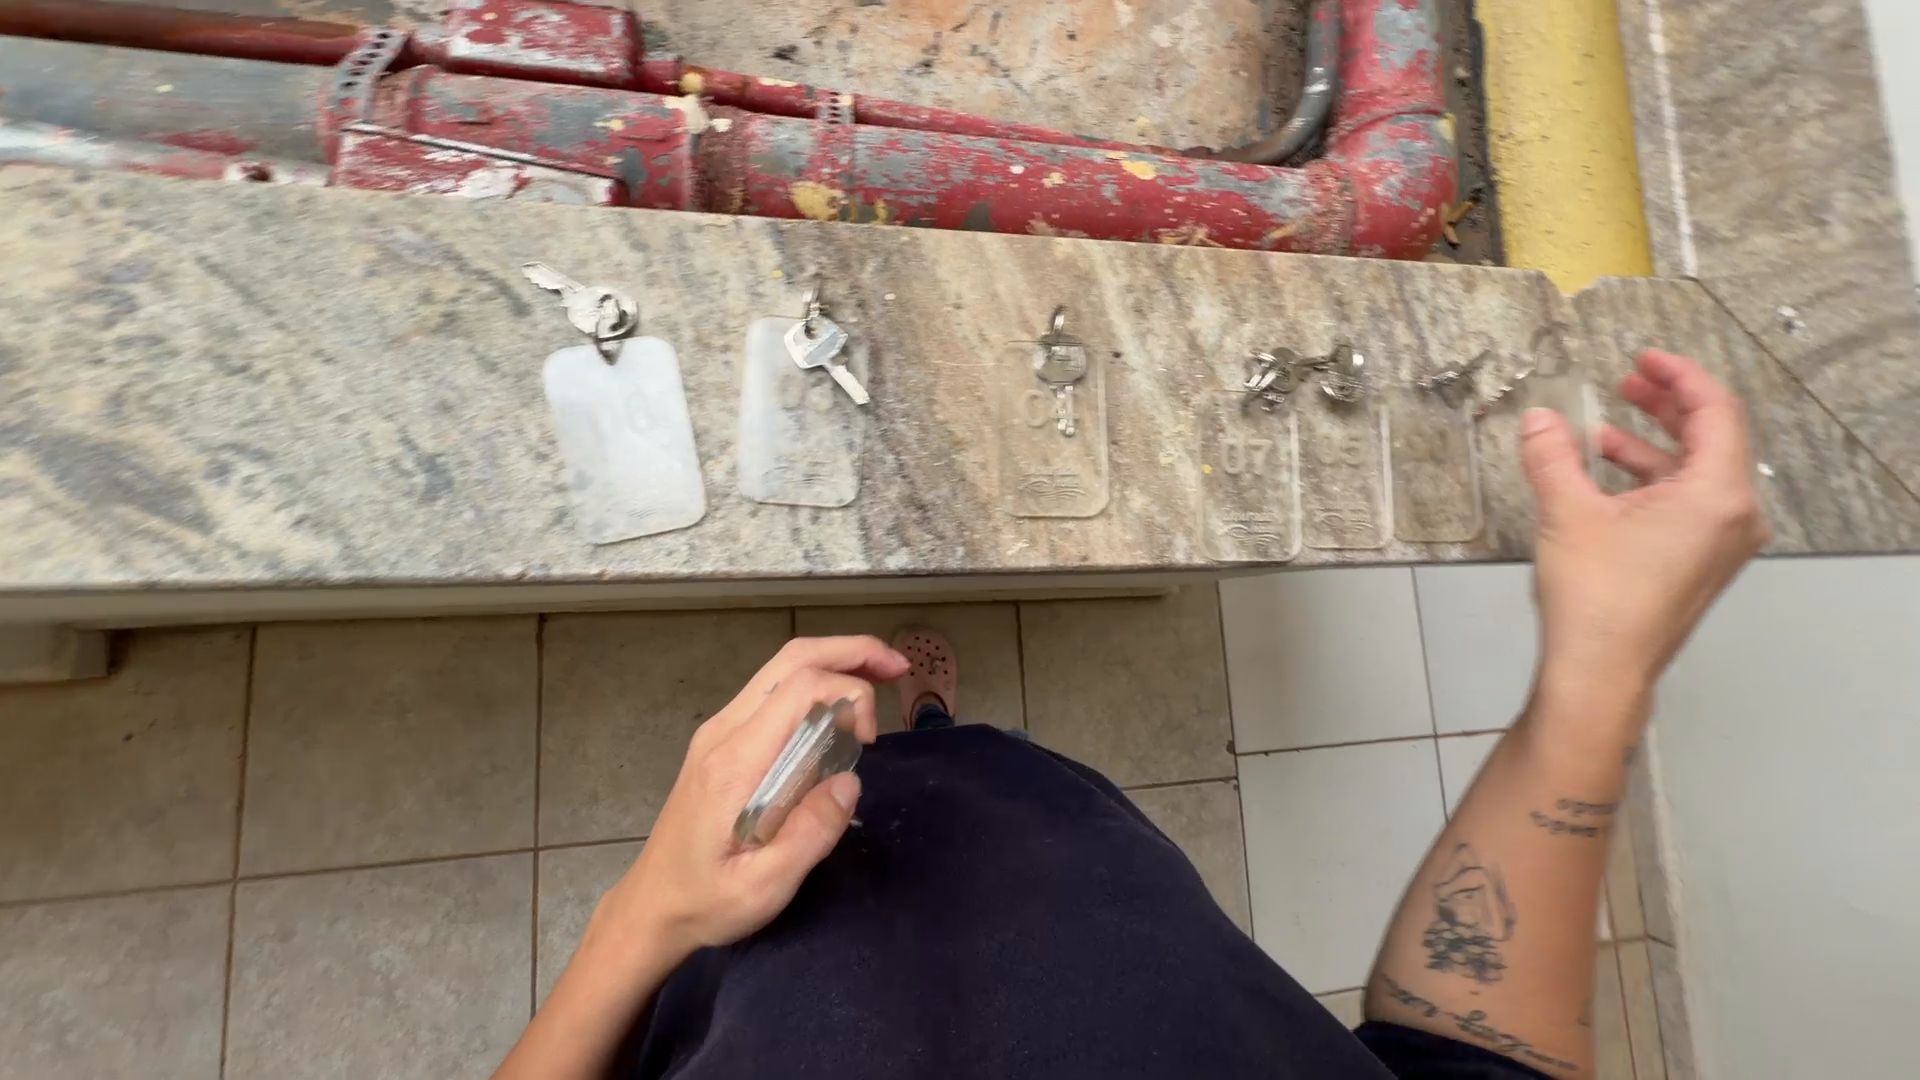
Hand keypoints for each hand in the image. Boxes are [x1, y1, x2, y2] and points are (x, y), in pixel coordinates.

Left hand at [586, 636, 909, 964]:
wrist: (651, 905)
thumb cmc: (705, 902)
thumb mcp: (763, 889)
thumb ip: (810, 836)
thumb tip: (850, 782)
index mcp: (735, 761)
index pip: (799, 689)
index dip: (849, 692)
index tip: (870, 739)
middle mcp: (725, 729)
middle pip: (792, 659)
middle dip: (852, 651)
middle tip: (898, 668)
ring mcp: (722, 728)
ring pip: (784, 666)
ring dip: (837, 659)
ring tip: (882, 674)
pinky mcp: (726, 737)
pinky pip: (777, 689)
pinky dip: (819, 679)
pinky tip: (844, 701)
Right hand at [1520, 349, 1768, 696]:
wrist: (1603, 663)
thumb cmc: (1595, 589)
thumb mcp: (1566, 514)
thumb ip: (1551, 458)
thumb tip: (1537, 417)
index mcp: (1718, 494)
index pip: (1715, 414)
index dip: (1680, 378)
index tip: (1642, 359)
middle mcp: (1733, 514)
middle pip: (1709, 441)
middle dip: (1665, 408)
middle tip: (1624, 383)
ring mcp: (1717, 541)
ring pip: (1690, 474)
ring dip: (1646, 446)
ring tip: (1597, 433)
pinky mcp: (1694, 560)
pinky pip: (1680, 502)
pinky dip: (1644, 480)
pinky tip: (1601, 481)